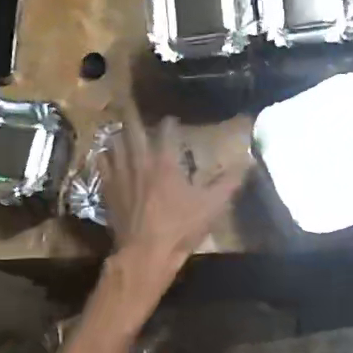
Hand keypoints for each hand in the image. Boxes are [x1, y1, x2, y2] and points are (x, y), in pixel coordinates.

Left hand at [100, 115, 248, 291]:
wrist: (145, 254)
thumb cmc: (180, 227)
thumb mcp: (212, 205)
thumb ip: (229, 182)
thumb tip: (249, 161)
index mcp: (165, 161)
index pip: (166, 130)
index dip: (171, 122)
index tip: (173, 119)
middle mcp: (140, 160)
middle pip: (133, 127)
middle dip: (134, 112)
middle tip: (131, 98)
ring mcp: (120, 174)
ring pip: (115, 143)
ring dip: (120, 133)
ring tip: (122, 127)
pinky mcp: (107, 189)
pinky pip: (102, 164)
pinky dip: (106, 155)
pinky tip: (107, 154)